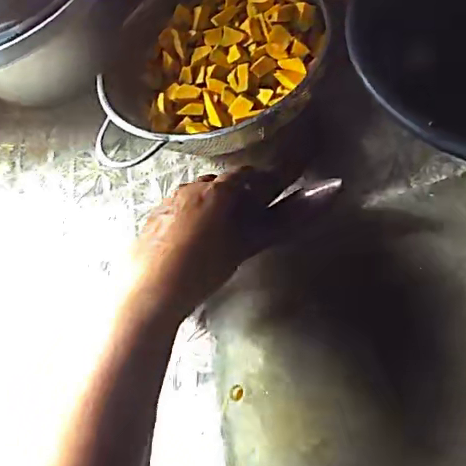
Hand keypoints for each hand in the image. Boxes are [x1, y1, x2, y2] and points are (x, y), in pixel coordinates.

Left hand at [124, 168, 299, 327]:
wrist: (151, 290)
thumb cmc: (201, 269)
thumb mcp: (240, 249)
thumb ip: (273, 225)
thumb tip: (315, 202)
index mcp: (214, 192)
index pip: (242, 175)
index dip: (257, 180)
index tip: (266, 189)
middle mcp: (188, 190)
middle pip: (215, 183)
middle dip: (230, 193)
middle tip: (242, 214)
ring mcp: (166, 202)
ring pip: (193, 195)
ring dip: (206, 204)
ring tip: (215, 229)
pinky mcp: (150, 218)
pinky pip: (175, 209)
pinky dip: (186, 217)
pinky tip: (188, 239)